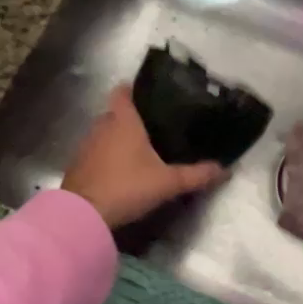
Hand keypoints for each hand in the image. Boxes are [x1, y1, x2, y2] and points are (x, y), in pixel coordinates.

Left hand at [60, 85, 225, 228]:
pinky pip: (95, 152)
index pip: (122, 91)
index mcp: (123, 121)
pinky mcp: (78, 165)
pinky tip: (120, 169)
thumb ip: (196, 175)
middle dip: (130, 118)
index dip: (132, 89)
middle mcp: (102, 126)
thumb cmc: (127, 187)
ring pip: (104, 133)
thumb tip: (225, 169)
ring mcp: (86, 145)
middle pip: (115, 112)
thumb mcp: (167, 183)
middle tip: (153, 126)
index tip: (148, 94)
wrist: (83, 215)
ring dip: (117, 138)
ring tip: (139, 148)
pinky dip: (106, 156)